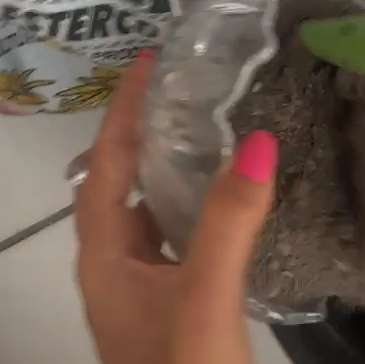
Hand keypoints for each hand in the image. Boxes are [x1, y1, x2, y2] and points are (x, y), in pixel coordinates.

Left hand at [75, 52, 277, 363]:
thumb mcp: (207, 297)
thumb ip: (231, 220)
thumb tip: (259, 137)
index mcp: (105, 258)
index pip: (105, 164)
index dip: (123, 110)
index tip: (146, 61)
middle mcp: (115, 267)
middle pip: (117, 181)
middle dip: (141, 128)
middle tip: (179, 83)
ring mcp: (141, 288)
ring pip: (145, 207)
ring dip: (164, 162)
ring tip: (202, 120)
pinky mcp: (170, 302)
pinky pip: (172, 231)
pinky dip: (189, 198)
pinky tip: (222, 191)